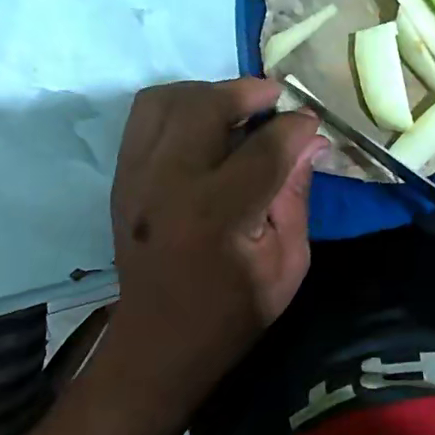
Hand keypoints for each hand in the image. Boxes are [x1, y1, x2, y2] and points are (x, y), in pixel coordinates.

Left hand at [105, 78, 327, 391]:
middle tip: (275, 99)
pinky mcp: (121, 179)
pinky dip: (178, 108)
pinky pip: (145, 118)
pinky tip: (205, 127)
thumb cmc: (234, 313)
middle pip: (207, 105)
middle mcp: (170, 184)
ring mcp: (136, 178)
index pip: (266, 146)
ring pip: (165, 98)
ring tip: (237, 107)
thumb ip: (296, 196)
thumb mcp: (287, 264)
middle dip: (249, 91)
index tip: (313, 123)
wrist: (161, 343)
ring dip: (207, 92)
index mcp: (219, 214)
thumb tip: (310, 142)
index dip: (297, 127)